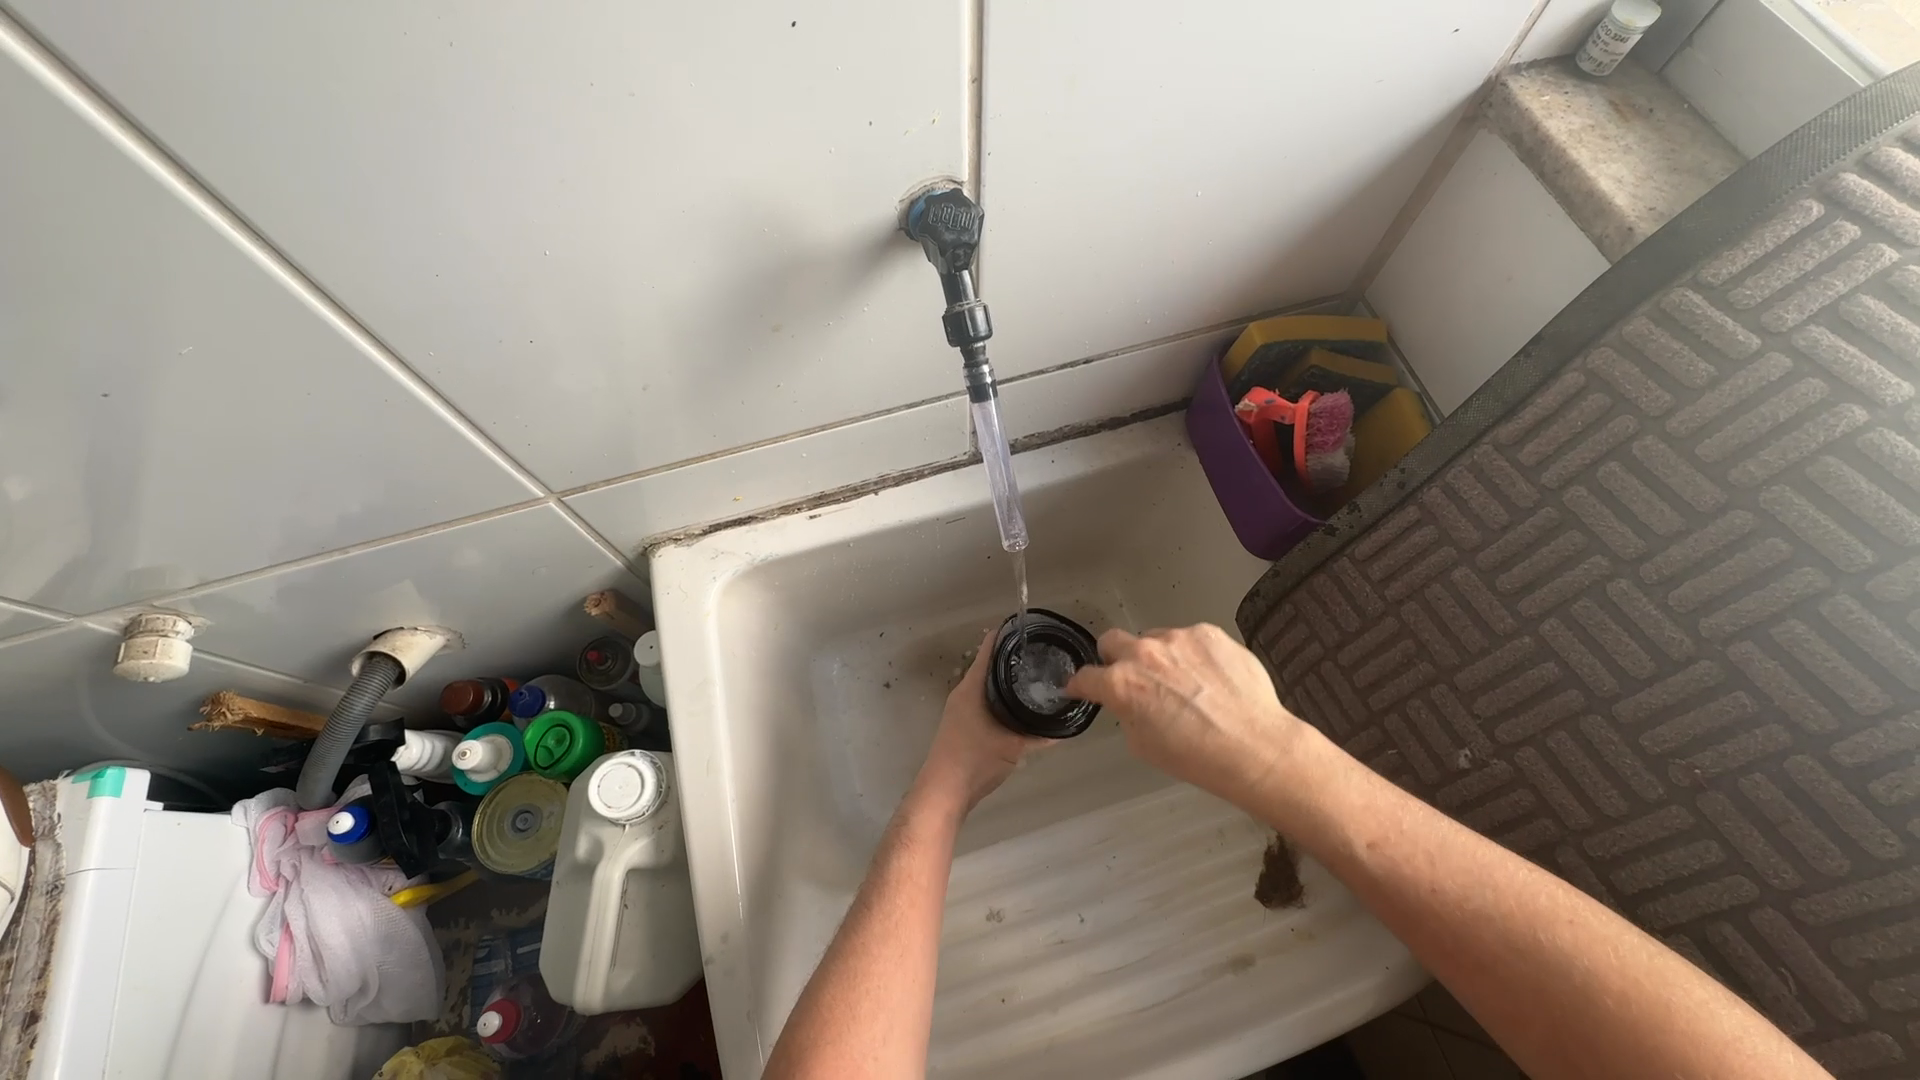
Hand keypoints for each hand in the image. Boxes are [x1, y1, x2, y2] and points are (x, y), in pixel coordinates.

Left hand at [916, 630, 1045, 812]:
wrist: (945, 790)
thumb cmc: (975, 760)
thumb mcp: (1012, 745)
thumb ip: (1038, 735)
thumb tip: (1064, 728)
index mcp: (972, 688)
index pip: (989, 650)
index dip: (1007, 635)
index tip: (1028, 628)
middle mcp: (964, 693)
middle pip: (989, 666)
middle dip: (1013, 659)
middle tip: (1041, 655)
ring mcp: (961, 709)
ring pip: (988, 686)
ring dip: (1007, 682)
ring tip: (1036, 679)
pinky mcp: (963, 724)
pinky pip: (986, 702)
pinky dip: (1001, 699)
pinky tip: (1019, 708)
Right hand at [1065, 623, 1306, 806]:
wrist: (1254, 747)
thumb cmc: (1197, 757)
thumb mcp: (1142, 744)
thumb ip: (1126, 712)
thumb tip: (1128, 700)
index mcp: (1121, 684)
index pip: (1085, 676)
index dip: (1081, 685)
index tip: (1083, 688)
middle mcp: (1144, 653)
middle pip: (1111, 640)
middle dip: (1114, 658)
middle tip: (1132, 678)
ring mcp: (1178, 638)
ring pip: (1154, 639)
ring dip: (1158, 656)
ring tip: (1185, 684)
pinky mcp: (1209, 633)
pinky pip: (1189, 639)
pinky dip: (1191, 655)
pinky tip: (1210, 678)